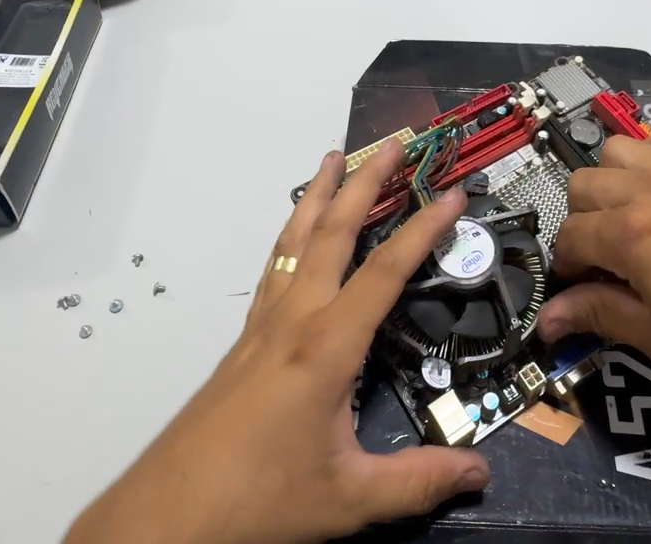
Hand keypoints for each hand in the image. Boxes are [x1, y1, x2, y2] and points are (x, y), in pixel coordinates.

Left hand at [67, 143, 487, 543]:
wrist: (168, 515)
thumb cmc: (260, 499)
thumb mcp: (349, 497)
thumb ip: (418, 480)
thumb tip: (482, 470)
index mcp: (328, 344)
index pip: (387, 270)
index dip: (424, 228)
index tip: (452, 194)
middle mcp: (296, 317)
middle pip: (334, 230)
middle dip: (365, 181)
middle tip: (391, 142)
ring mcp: (265, 322)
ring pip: (297, 239)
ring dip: (319, 193)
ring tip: (334, 157)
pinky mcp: (247, 337)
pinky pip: (276, 265)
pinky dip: (292, 231)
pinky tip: (297, 230)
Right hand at [537, 123, 650, 409]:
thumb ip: (599, 314)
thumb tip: (548, 319)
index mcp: (633, 235)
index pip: (570, 236)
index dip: (567, 266)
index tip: (580, 289)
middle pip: (582, 185)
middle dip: (582, 222)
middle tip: (607, 259)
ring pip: (615, 151)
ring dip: (611, 183)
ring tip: (631, 219)